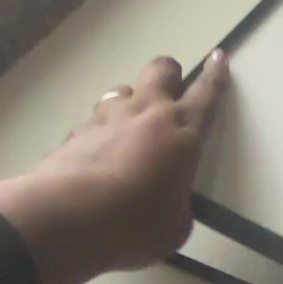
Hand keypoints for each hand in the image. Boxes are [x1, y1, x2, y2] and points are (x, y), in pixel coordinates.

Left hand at [0, 51, 229, 283]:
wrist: (64, 221)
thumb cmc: (134, 223)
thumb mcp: (174, 227)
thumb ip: (177, 206)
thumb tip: (169, 209)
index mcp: (183, 129)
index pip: (207, 91)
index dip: (215, 73)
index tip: (218, 56)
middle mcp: (148, 113)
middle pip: (161, 69)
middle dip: (168, 75)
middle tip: (168, 95)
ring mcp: (107, 119)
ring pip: (121, 90)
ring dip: (128, 104)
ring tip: (125, 130)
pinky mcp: (73, 134)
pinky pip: (90, 123)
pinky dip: (95, 134)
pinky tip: (91, 160)